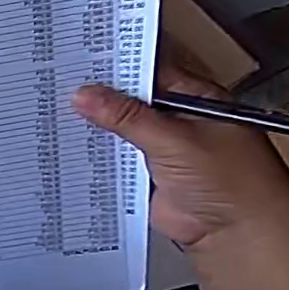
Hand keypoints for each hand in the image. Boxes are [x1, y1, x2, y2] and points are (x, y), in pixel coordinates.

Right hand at [71, 65, 288, 254]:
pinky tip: (67, 144)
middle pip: (127, 98)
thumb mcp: (175, 140)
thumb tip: (86, 95)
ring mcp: (158, 146)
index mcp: (194, 98)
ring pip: (116, 128)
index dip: (116, 62)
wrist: (235, 234)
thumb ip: (128, 117)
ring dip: (92, 125)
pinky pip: (111, 156)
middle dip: (96, 94)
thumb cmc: (232, 183)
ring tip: (53, 110)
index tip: (79, 55)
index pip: (149, 69)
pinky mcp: (142, 172)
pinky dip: (92, 152)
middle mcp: (175, 118)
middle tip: (58, 82)